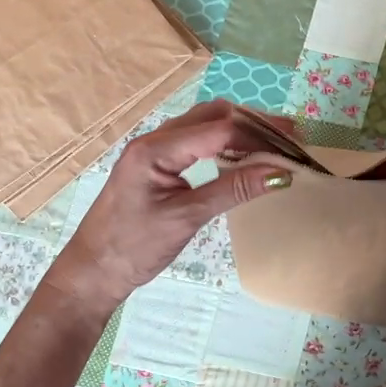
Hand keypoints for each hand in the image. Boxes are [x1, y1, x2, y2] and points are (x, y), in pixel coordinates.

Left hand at [43, 100, 293, 314]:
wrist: (91, 272)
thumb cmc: (133, 247)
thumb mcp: (187, 218)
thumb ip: (234, 189)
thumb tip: (282, 173)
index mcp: (157, 148)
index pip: (220, 129)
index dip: (260, 136)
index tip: (294, 146)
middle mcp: (155, 139)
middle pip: (214, 115)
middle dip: (255, 123)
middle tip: (291, 139)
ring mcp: (155, 149)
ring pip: (206, 123)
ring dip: (241, 130)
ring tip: (275, 144)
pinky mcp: (158, 162)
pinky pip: (198, 139)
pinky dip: (226, 142)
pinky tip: (244, 156)